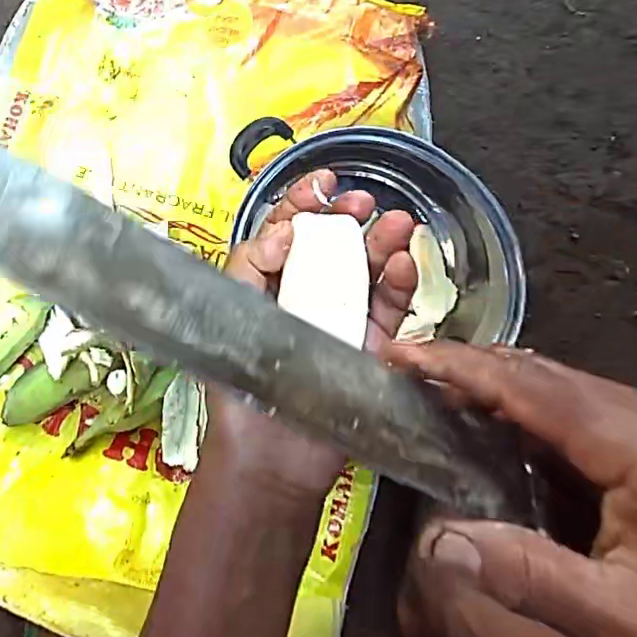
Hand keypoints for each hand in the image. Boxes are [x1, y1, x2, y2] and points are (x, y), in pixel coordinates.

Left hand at [206, 168, 418, 502]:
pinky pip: (390, 308)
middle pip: (332, 245)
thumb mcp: (232, 309)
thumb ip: (250, 262)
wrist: (271, 455)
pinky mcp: (371, 346)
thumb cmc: (241, 382)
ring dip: (383, 242)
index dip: (303, 204)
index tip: (322, 182)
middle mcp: (305, 293)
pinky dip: (400, 283)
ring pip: (367, 270)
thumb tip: (285, 230)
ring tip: (397, 221)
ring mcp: (341, 318)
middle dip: (347, 217)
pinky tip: (403, 261)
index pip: (287, 232)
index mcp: (268, 282)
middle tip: (360, 200)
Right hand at [385, 343, 636, 636]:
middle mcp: (628, 411)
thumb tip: (437, 541)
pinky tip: (474, 414)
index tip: (393, 355)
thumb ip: (533, 577)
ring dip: (474, 374)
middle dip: (452, 361)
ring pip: (534, 374)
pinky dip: (501, 393)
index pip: (519, 383)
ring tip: (418, 387)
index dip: (450, 363)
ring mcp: (633, 416)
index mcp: (630, 443)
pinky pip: (550, 395)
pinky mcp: (632, 431)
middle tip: (391, 372)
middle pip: (521, 366)